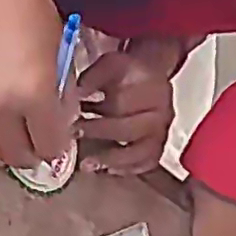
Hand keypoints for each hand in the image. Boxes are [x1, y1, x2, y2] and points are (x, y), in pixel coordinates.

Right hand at [0, 0, 74, 167]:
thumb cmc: (31, 12)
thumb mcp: (60, 55)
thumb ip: (61, 96)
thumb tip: (60, 123)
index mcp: (35, 95)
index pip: (50, 147)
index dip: (59, 147)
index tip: (61, 139)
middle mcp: (2, 108)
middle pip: (18, 157)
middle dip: (33, 154)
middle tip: (40, 141)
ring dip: (7, 151)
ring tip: (16, 136)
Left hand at [77, 37, 193, 175]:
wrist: (149, 76)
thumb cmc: (125, 74)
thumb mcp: (109, 66)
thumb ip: (93, 78)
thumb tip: (76, 94)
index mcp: (150, 89)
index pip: (125, 106)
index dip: (97, 119)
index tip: (74, 123)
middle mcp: (161, 112)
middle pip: (131, 131)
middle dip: (100, 136)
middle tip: (76, 137)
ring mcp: (162, 131)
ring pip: (142, 153)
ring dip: (112, 160)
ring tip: (87, 164)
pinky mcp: (158, 144)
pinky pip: (148, 162)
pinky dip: (128, 168)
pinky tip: (108, 170)